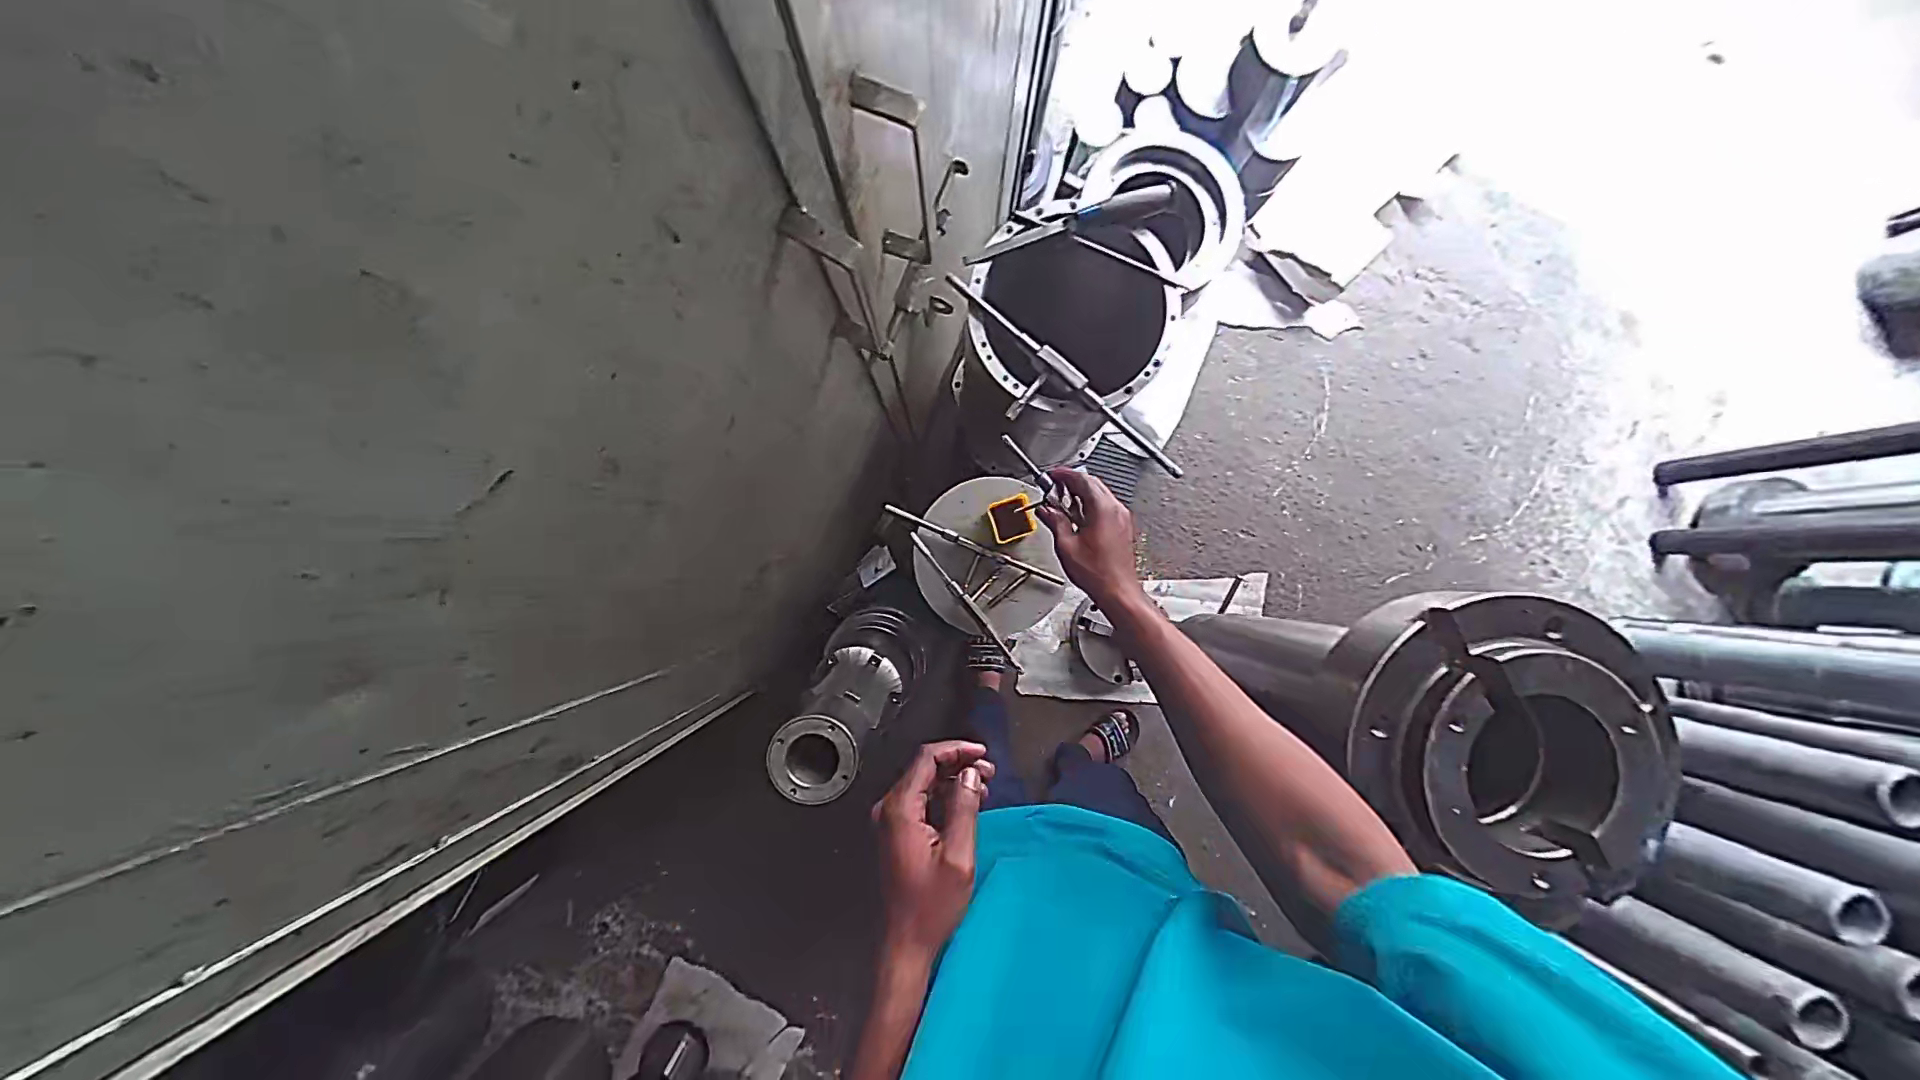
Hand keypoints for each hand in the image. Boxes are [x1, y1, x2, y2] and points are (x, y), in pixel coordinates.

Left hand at [871, 741, 995, 957]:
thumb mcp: (958, 856)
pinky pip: (920, 800)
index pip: (926, 759)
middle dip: (958, 763)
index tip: (981, 753)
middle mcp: (889, 810)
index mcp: (900, 810)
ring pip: (923, 782)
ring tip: (982, 786)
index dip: (957, 750)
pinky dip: (944, 795)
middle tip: (987, 771)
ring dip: (953, 779)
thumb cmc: (930, 907)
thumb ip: (965, 808)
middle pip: (924, 767)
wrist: (906, 942)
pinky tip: (966, 802)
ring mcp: (890, 821)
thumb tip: (971, 775)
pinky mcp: (896, 832)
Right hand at [1036, 467, 1144, 611]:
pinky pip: (1105, 507)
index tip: (1053, 475)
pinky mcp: (1122, 528)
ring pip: (1100, 494)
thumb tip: (1047, 511)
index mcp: (1102, 510)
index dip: (1064, 474)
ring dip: (1081, 494)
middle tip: (1055, 487)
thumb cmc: (1098, 574)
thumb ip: (1056, 522)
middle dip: (1072, 482)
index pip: (1083, 480)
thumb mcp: (1066, 546)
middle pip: (1093, 483)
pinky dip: (1090, 505)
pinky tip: (1078, 517)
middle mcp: (1116, 510)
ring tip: (1063, 504)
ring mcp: (1122, 518)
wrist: (1118, 591)